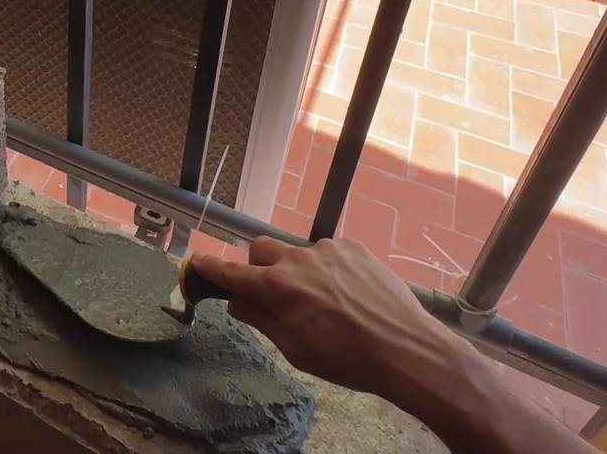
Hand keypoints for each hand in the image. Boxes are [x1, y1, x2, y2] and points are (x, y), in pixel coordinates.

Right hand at [193, 236, 460, 397]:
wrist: (409, 351)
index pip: (232, 273)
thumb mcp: (297, 350)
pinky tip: (351, 294)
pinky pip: (329, 253)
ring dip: (301, 271)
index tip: (196, 263)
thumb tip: (237, 301)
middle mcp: (296, 260)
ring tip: (328, 302)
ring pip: (298, 253)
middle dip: (260, 266)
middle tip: (275, 291)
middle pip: (260, 249)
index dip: (210, 268)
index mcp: (278, 288)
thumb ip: (262, 320)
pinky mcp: (352, 247)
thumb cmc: (349, 360)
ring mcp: (326, 249)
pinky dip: (331, 269)